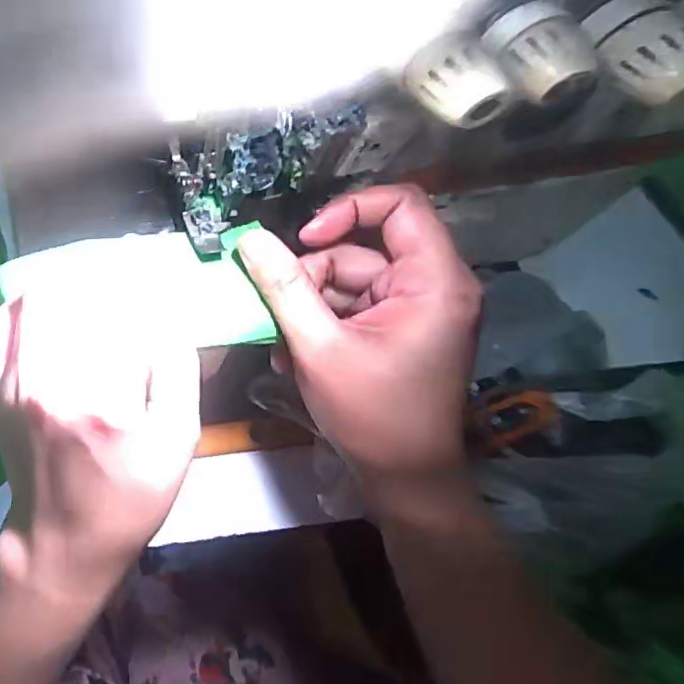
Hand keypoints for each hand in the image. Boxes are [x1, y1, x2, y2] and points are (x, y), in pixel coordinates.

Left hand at [0, 292, 200, 611]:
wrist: (60, 540)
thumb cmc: (128, 498)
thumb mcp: (178, 445)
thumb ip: (178, 372)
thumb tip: (167, 314)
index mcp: (102, 403)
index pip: (123, 314)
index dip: (143, 287)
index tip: (157, 277)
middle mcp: (47, 385)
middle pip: (74, 295)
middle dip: (106, 275)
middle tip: (127, 270)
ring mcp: (11, 385)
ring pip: (33, 301)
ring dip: (66, 281)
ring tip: (92, 281)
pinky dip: (23, 303)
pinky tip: (48, 302)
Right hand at [237, 185, 480, 502]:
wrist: (404, 477)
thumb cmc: (371, 413)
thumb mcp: (317, 347)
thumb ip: (283, 288)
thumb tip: (250, 239)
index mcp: (433, 282)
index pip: (400, 206)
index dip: (348, 208)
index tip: (305, 238)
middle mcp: (433, 287)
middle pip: (362, 250)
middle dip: (313, 278)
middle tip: (280, 312)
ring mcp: (417, 311)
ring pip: (350, 281)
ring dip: (309, 307)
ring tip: (285, 345)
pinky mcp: (400, 330)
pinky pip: (353, 307)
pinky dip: (322, 324)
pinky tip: (297, 353)